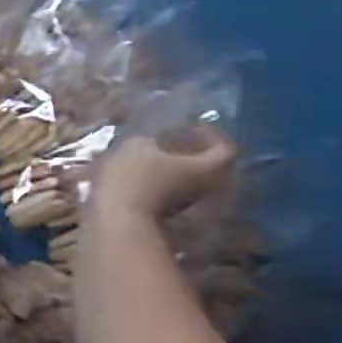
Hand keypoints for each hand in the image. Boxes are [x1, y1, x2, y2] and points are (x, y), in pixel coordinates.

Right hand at [93, 126, 236, 220]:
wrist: (118, 217)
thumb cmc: (134, 177)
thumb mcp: (135, 148)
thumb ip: (147, 140)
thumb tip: (150, 141)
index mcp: (209, 166)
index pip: (223, 146)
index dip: (209, 134)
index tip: (190, 126)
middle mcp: (207, 183)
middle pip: (206, 164)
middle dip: (189, 151)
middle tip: (171, 141)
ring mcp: (187, 199)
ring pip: (186, 177)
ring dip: (172, 166)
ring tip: (149, 157)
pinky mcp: (166, 209)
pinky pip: (169, 188)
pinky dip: (159, 179)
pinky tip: (138, 174)